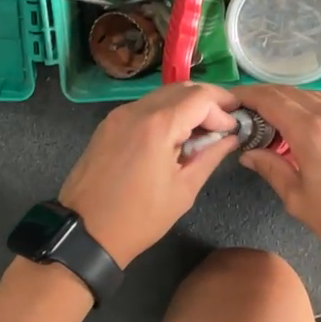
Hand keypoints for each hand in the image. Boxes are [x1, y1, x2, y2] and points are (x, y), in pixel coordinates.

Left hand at [58, 83, 242, 264]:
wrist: (85, 232)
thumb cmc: (140, 217)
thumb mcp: (183, 189)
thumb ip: (210, 156)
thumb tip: (231, 137)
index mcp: (157, 125)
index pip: (200, 97)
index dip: (223, 107)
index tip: (235, 127)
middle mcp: (136, 110)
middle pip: (181, 89)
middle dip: (208, 102)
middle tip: (225, 123)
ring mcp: (118, 115)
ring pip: (161, 95)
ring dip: (186, 106)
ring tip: (203, 132)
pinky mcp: (108, 125)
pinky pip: (144, 108)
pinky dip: (165, 113)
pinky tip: (174, 137)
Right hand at [234, 86, 320, 265]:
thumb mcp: (297, 198)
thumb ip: (270, 168)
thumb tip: (249, 153)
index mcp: (311, 131)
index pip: (270, 99)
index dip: (246, 95)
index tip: (228, 98)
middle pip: (288, 92)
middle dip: (262, 94)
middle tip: (241, 106)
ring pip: (309, 95)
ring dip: (284, 99)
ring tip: (264, 113)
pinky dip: (304, 106)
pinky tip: (296, 123)